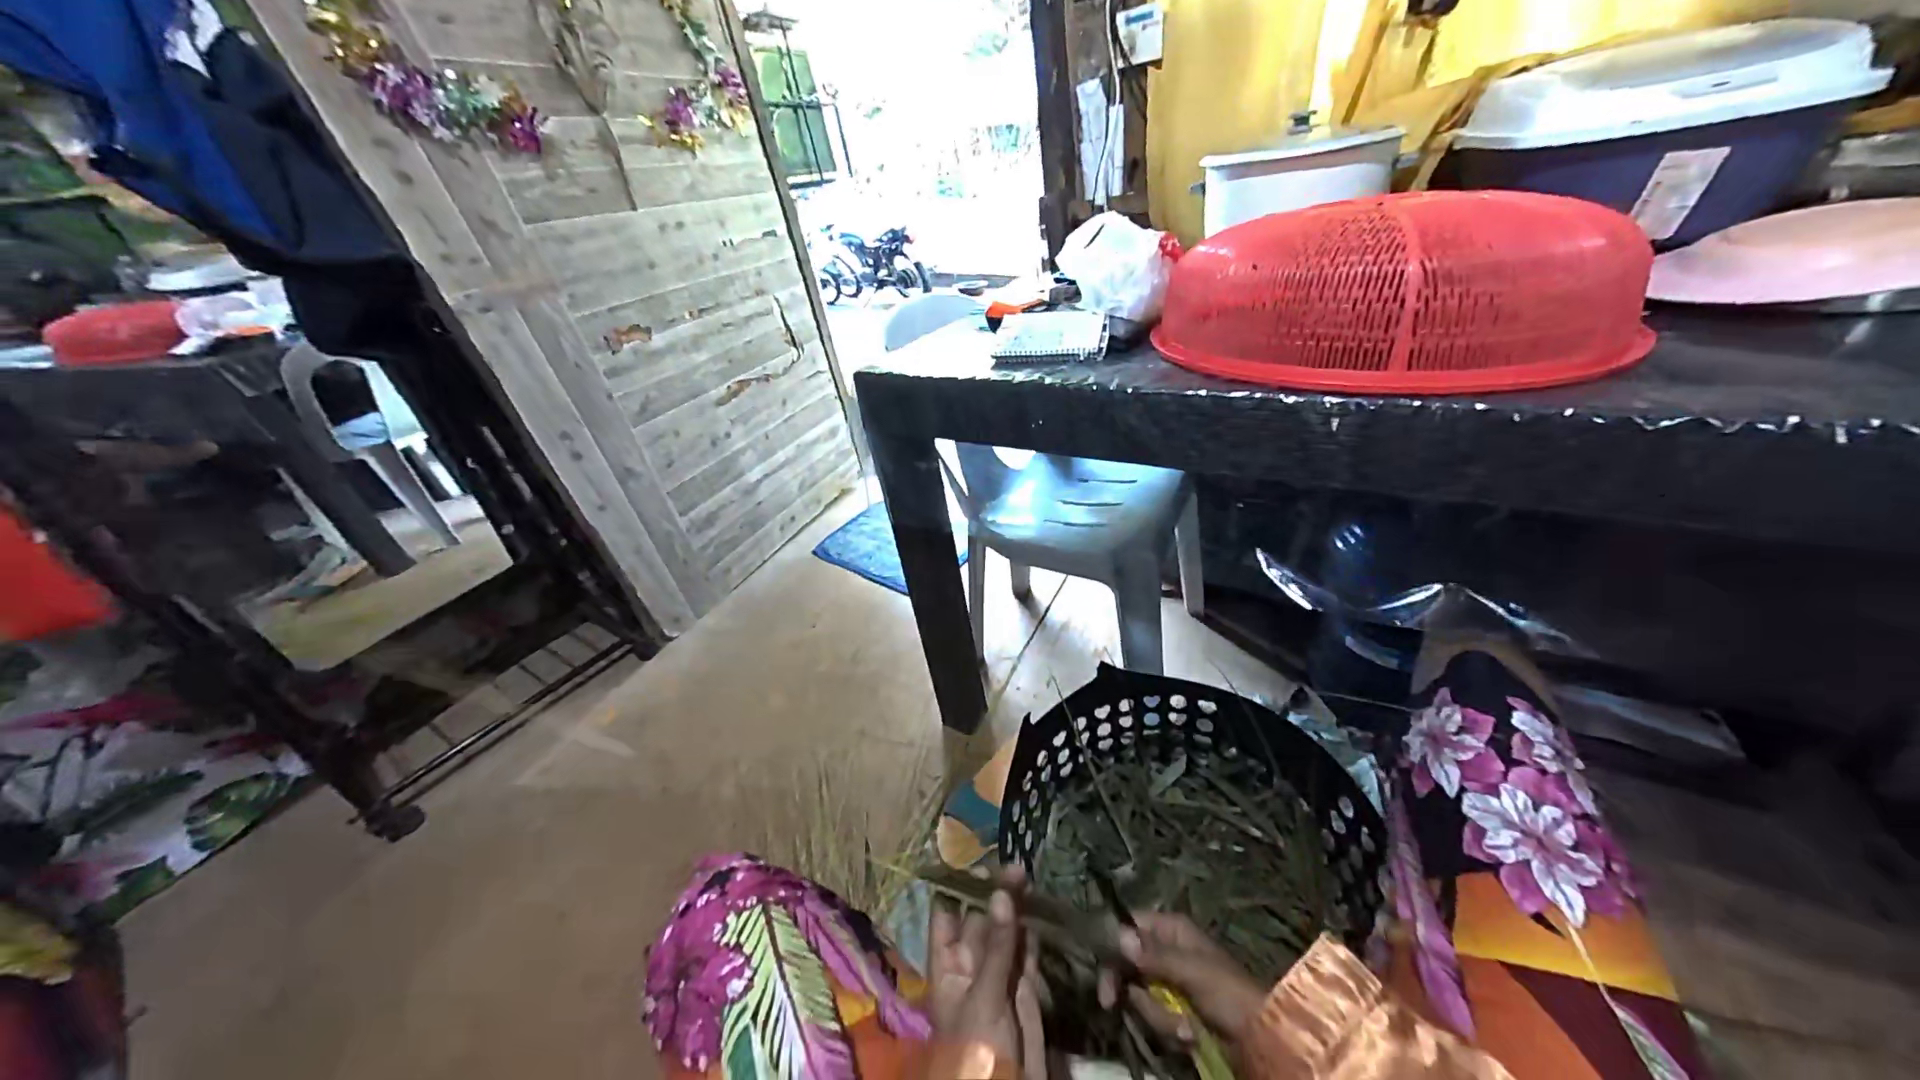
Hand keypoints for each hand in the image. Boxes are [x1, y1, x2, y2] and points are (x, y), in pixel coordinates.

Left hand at [927, 868, 1044, 1078]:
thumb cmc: (976, 1048)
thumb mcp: (984, 997)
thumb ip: (997, 946)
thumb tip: (1001, 892)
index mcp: (946, 964)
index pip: (947, 913)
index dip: (959, 887)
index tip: (978, 861)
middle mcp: (970, 964)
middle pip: (981, 919)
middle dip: (995, 892)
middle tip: (1017, 866)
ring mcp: (998, 975)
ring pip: (1006, 932)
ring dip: (1017, 907)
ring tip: (1030, 878)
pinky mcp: (1024, 988)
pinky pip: (1027, 952)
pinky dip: (1035, 931)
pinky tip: (1043, 908)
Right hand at [1100, 914, 1267, 1045]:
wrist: (1262, 1040)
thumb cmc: (1229, 993)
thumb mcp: (1192, 972)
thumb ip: (1154, 956)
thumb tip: (1118, 937)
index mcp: (1169, 929)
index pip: (1126, 927)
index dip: (1111, 948)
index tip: (1102, 976)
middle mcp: (1164, 950)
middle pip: (1126, 965)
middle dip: (1137, 996)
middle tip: (1114, 1007)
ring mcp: (1168, 981)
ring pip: (1140, 997)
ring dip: (1159, 1018)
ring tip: (1185, 1029)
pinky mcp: (1173, 1009)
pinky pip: (1154, 1017)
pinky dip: (1169, 1031)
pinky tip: (1189, 1037)